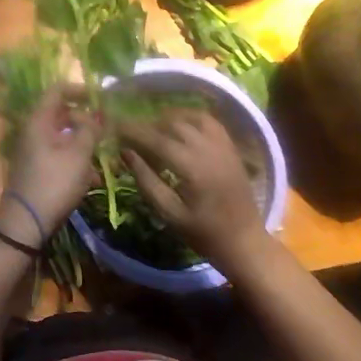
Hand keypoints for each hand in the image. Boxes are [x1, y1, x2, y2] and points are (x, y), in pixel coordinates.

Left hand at [0, 84, 100, 244]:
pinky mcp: (37, 169)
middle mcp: (33, 131)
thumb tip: (97, 114)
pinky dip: (77, 161)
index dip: (81, 90)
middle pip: (62, 114)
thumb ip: (90, 129)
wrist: (27, 223)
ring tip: (102, 161)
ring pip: (64, 137)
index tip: (102, 100)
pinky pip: (60, 156)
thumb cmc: (55, 182)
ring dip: (85, 145)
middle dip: (87, 122)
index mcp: (39, 120)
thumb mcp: (79, 153)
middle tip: (107, 132)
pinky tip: (92, 180)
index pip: (58, 90)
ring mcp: (33, 151)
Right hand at [120, 110, 264, 259]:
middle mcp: (209, 149)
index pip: (157, 140)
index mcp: (193, 167)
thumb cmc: (204, 233)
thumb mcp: (170, 213)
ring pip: (191, 119)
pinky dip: (192, 118)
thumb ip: (147, 181)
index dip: (134, 131)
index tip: (116, 127)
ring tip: (153, 129)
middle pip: (173, 125)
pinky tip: (181, 126)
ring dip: (169, 119)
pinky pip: (210, 122)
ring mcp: (223, 146)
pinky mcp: (231, 148)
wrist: (244, 241)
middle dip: (149, 125)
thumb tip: (126, 154)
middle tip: (131, 133)